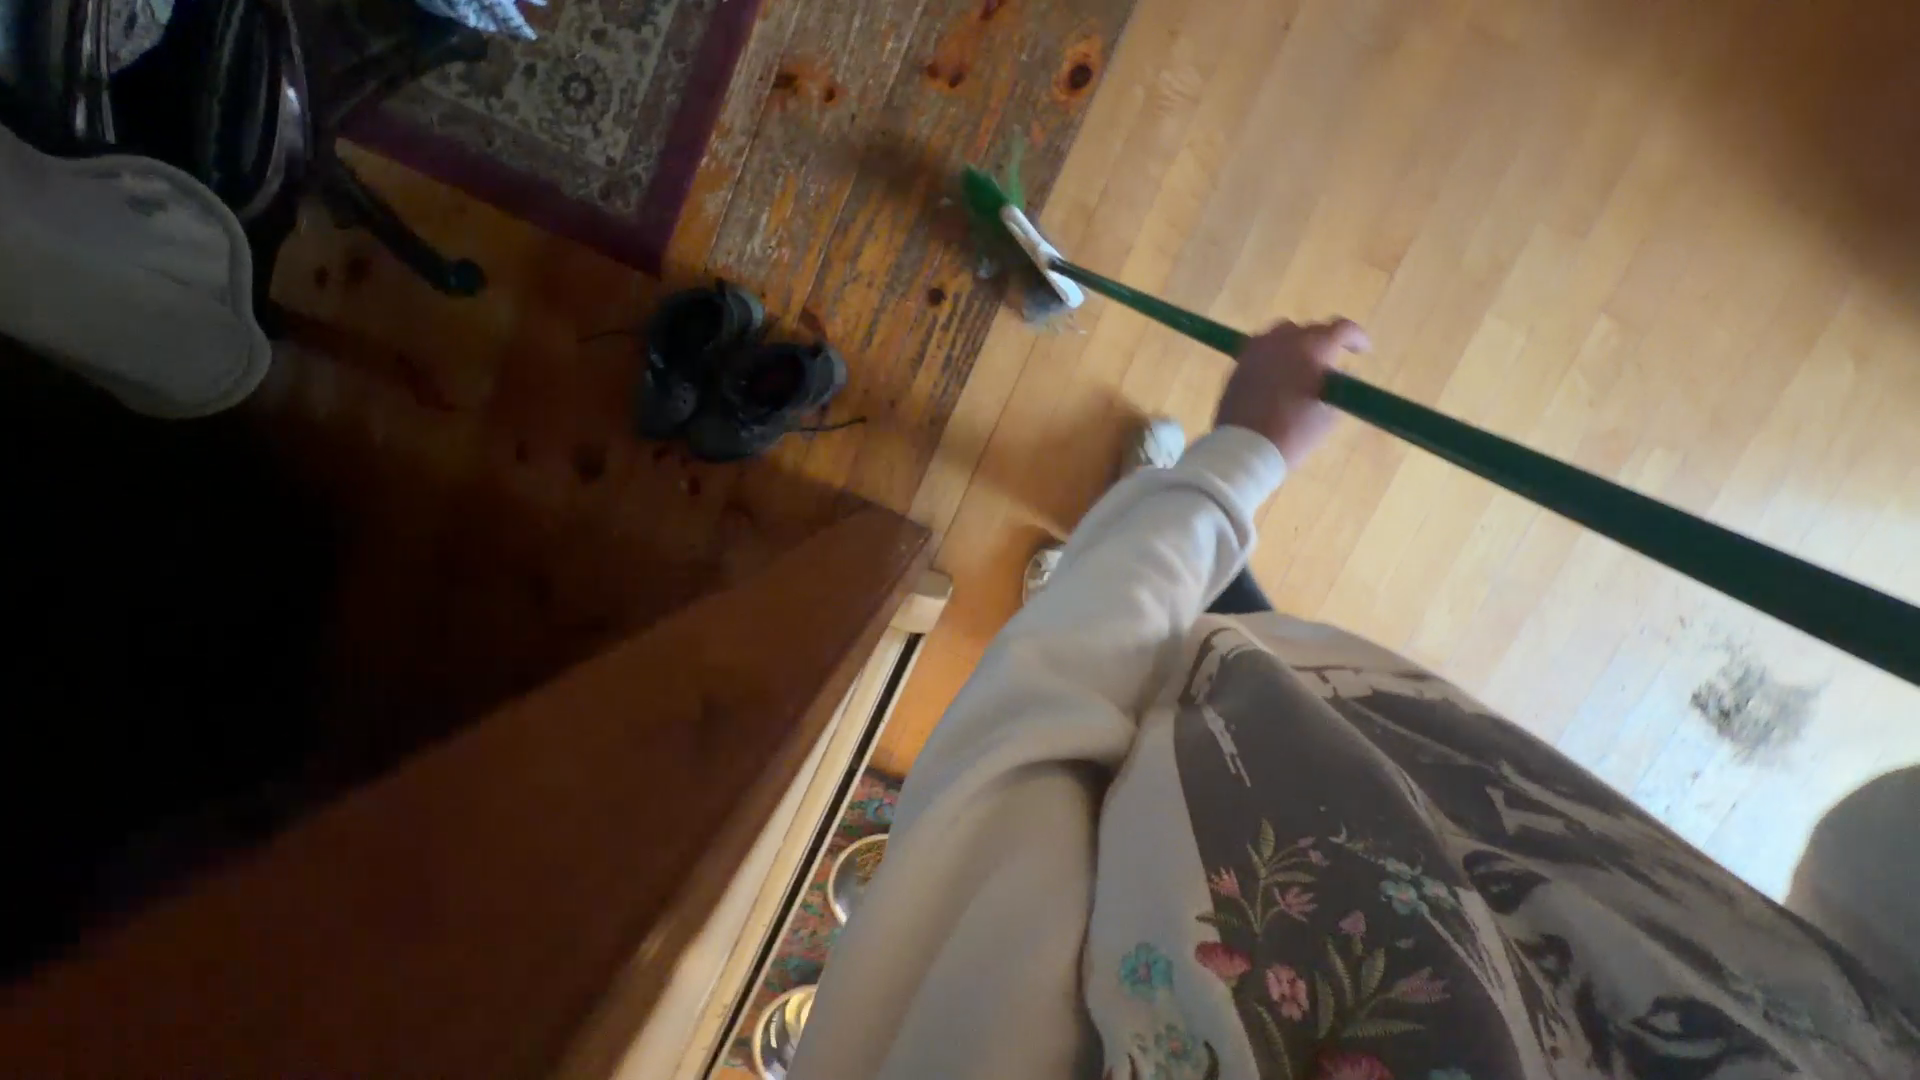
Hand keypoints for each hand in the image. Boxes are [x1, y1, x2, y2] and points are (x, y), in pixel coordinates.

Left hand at [1215, 319, 1369, 466]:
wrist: (1246, 446)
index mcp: (1313, 348)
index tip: (1362, 350)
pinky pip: (1260, 346)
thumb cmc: (1294, 432)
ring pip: (1282, 332)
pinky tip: (1277, 367)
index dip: (1356, 337)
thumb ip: (1338, 385)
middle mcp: (1284, 341)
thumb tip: (1338, 372)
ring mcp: (1257, 350)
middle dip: (1325, 340)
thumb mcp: (1330, 412)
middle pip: (1311, 329)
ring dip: (1296, 341)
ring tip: (1302, 359)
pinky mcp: (1239, 363)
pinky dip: (1273, 352)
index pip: (1342, 328)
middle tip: (1330, 359)